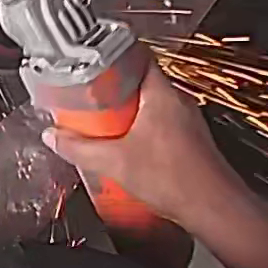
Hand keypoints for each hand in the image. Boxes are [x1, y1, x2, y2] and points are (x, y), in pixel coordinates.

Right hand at [45, 66, 267, 267]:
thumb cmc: (177, 180)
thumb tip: (54, 137)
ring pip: (146, 105)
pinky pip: (155, 124)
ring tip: (98, 127)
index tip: (89, 66)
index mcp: (162, 95)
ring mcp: (184, 122)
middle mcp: (177, 103)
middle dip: (109, 92)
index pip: (137, 58)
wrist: (214, 210)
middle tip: (86, 102)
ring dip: (121, 114)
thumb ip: (79, 148)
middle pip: (137, 84)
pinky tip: (120, 150)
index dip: (112, 58)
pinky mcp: (186, 141)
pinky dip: (135, 130)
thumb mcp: (114, 162)